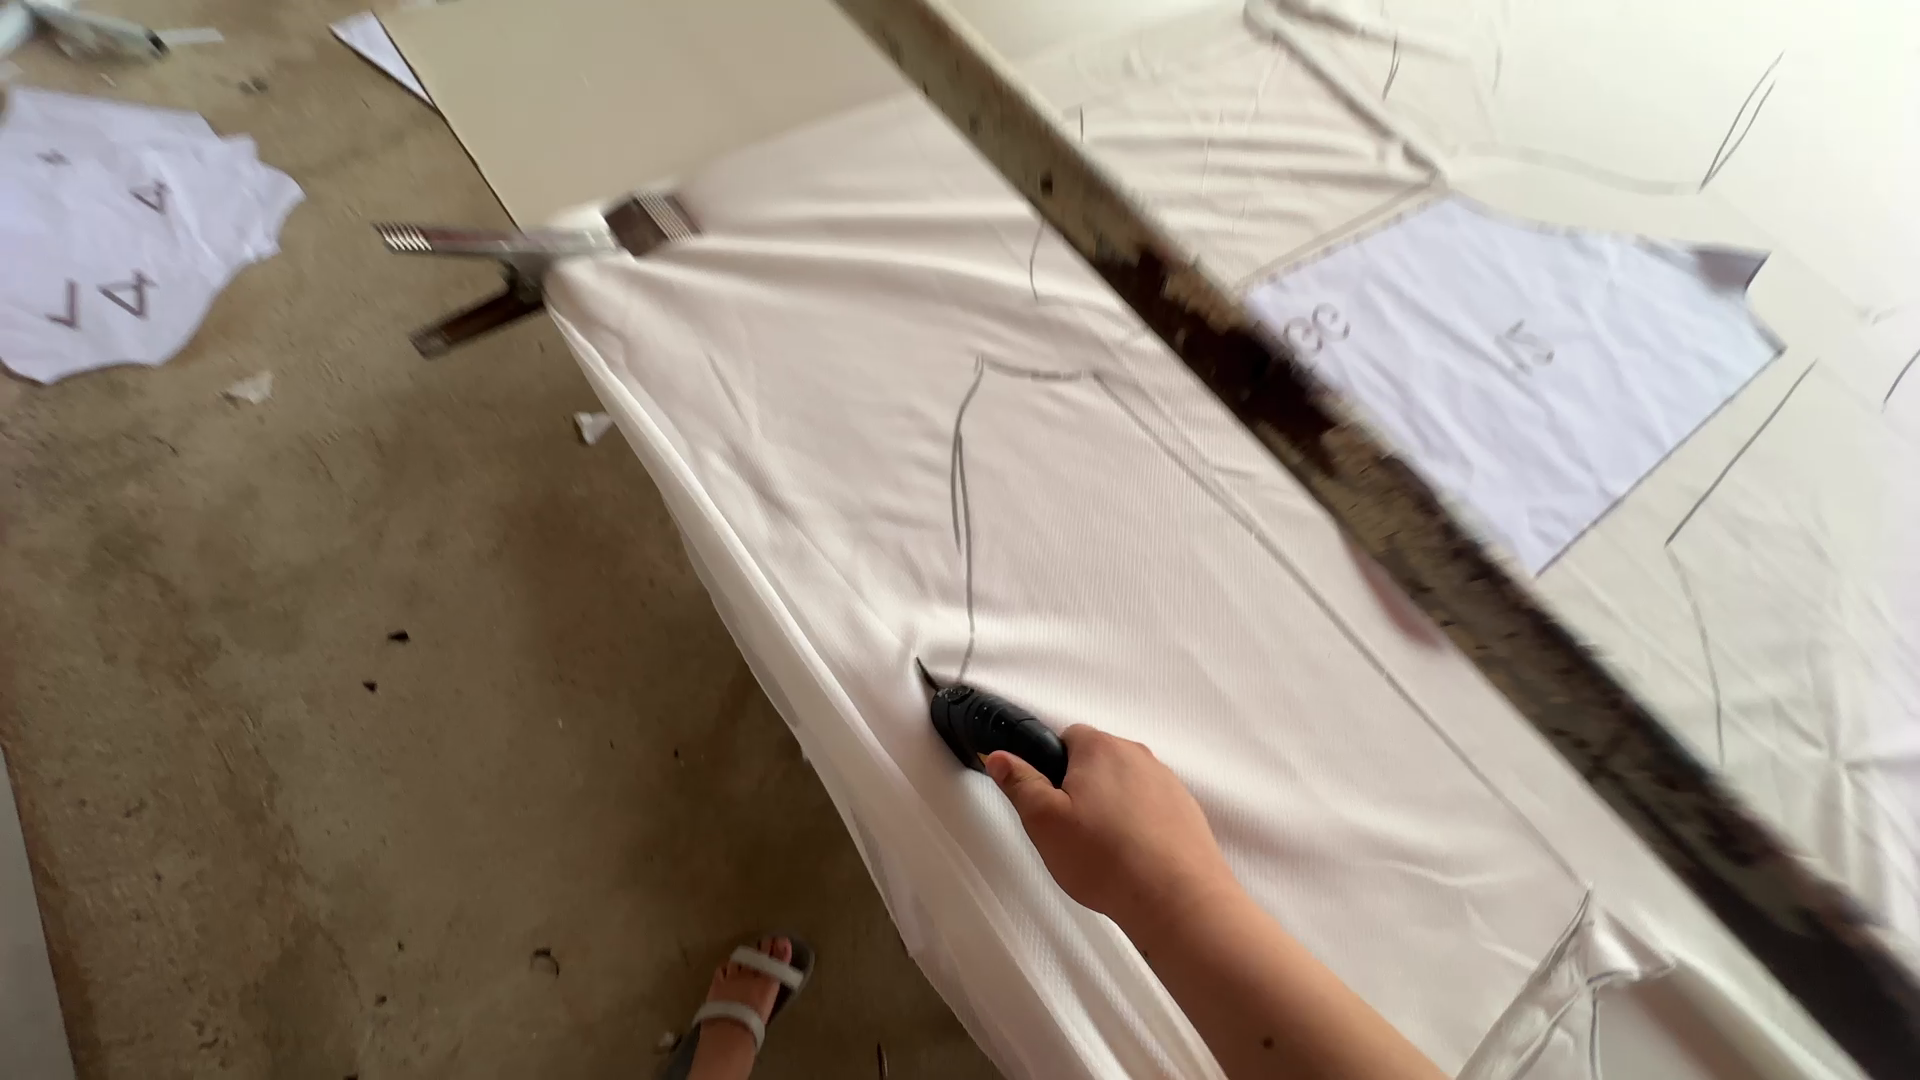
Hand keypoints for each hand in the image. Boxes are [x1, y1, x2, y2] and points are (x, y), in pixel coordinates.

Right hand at [986, 726, 1235, 927]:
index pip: (1067, 737)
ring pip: (1125, 784)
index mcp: (1100, 748)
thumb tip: (999, 756)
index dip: (1052, 766)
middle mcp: (1137, 755)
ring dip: (1112, 806)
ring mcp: (1167, 782)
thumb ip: (1019, 783)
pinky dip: (1140, 824)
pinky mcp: (1186, 810)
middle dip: (1082, 787)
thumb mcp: (1043, 822)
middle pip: (1097, 760)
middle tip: (1071, 828)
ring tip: (1103, 849)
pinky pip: (1151, 807)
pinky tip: (1132, 857)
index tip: (1050, 799)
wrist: (1177, 901)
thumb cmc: (1106, 859)